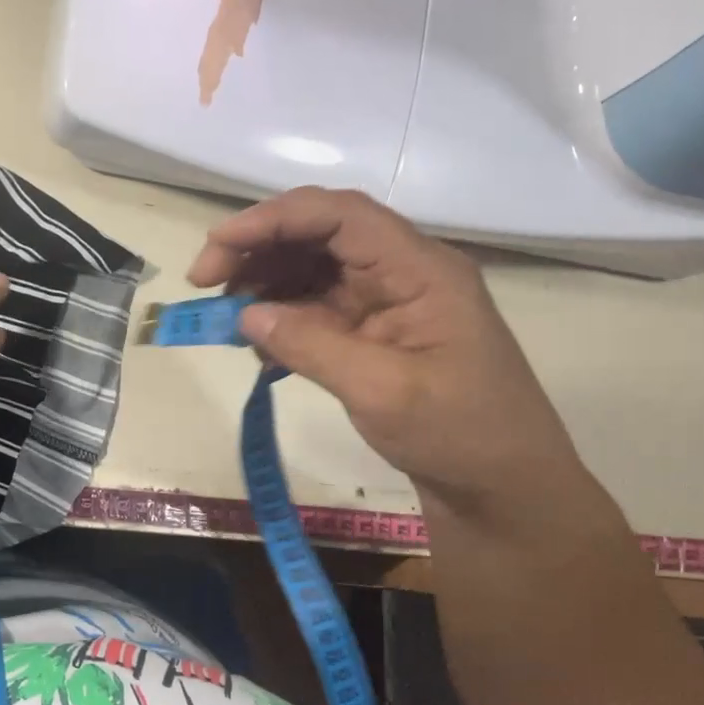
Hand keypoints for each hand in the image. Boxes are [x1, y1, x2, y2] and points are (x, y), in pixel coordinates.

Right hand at [189, 187, 577, 498]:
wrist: (502, 488)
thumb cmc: (459, 433)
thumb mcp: (383, 391)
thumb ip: (310, 345)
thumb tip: (243, 314)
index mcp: (419, 270)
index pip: (339, 216)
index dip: (272, 219)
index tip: (216, 248)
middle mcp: (400, 273)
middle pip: (317, 234)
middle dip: (255, 249)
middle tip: (202, 283)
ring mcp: (383, 302)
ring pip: (307, 267)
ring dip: (259, 283)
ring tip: (224, 320)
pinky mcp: (368, 331)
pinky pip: (310, 306)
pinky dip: (274, 318)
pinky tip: (256, 346)